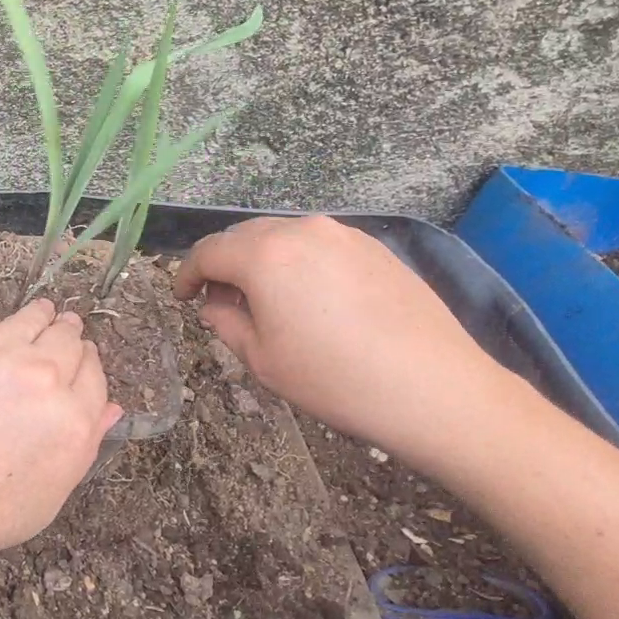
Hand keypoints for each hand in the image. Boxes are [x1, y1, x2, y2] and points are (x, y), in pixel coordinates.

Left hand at [0, 299, 121, 596]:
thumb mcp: (43, 500)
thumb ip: (83, 447)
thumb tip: (110, 408)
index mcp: (71, 421)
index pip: (95, 374)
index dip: (87, 368)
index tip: (79, 365)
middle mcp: (42, 376)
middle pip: (69, 337)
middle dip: (67, 338)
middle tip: (59, 338)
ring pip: (34, 316)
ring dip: (39, 319)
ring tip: (37, 320)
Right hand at [173, 215, 516, 466]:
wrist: (436, 388)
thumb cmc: (336, 379)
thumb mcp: (262, 360)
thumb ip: (225, 321)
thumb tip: (215, 303)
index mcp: (263, 254)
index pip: (207, 252)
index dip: (186, 274)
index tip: (182, 297)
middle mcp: (300, 230)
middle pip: (243, 237)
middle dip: (224, 266)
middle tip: (221, 302)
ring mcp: (342, 234)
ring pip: (282, 237)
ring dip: (262, 262)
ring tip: (267, 302)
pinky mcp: (374, 247)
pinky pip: (318, 245)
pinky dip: (299, 263)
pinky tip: (312, 300)